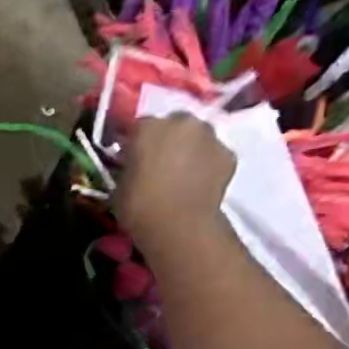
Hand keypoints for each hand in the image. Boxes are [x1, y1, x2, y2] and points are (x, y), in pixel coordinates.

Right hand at [116, 114, 237, 256]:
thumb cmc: (139, 209)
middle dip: (167, 140)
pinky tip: (200, 185)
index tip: (131, 159)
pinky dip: (208, 166)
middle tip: (160, 165)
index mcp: (147, 127)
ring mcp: (209, 136)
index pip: (138, 128)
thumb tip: (134, 168)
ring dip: (190, 150)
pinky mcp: (228, 155)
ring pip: (198, 137)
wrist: (179, 227)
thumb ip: (128, 169)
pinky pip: (214, 156)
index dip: (135, 144)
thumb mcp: (119, 188)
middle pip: (173, 125)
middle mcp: (181, 121)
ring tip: (183, 175)